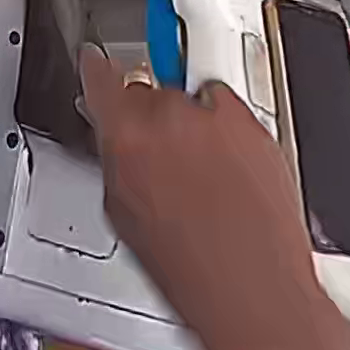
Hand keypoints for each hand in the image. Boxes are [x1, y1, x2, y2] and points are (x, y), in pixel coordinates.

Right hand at [80, 48, 349, 349]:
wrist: (255, 291)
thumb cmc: (190, 267)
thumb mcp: (124, 213)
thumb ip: (114, 159)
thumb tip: (113, 138)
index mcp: (124, 137)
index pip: (99, 77)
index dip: (95, 66)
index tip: (95, 58)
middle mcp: (165, 117)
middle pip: (144, 88)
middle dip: (148, 113)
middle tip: (161, 150)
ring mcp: (208, 116)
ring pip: (184, 97)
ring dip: (186, 121)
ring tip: (201, 168)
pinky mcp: (247, 121)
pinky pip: (222, 103)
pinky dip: (222, 123)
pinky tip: (226, 161)